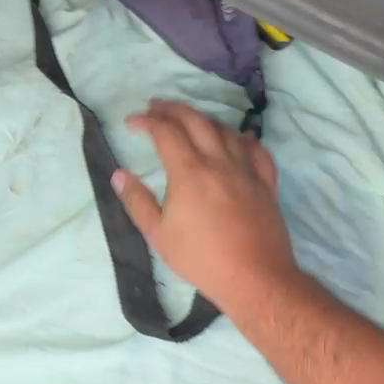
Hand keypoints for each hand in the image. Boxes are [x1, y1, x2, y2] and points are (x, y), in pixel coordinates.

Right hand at [112, 99, 299, 312]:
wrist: (254, 277)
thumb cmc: (199, 257)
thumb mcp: (157, 234)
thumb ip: (137, 200)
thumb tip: (118, 174)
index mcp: (189, 172)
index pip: (166, 133)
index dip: (146, 121)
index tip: (131, 121)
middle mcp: (219, 162)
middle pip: (196, 122)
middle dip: (173, 109)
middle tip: (156, 106)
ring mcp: (246, 171)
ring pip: (226, 131)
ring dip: (204, 120)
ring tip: (190, 120)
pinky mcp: (265, 184)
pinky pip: (257, 151)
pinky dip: (243, 139)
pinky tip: (237, 139)